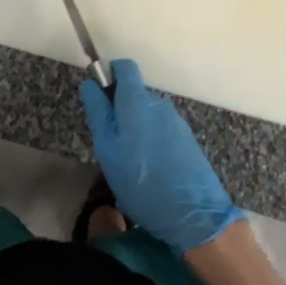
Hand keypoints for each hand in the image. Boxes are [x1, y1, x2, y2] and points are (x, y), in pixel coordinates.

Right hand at [80, 59, 243, 251]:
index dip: (108, 75)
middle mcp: (160, 105)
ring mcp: (177, 123)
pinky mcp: (187, 142)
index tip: (100, 99)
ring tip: (130, 166)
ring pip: (146, 116)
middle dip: (119, 112)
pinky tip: (151, 173)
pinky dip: (151, 144)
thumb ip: (98, 113)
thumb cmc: (142, 182)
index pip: (124, 67)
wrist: (195, 217)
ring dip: (135, 131)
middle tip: (111, 146)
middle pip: (133, 95)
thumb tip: (89, 84)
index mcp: (138, 102)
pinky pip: (161, 132)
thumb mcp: (108, 150)